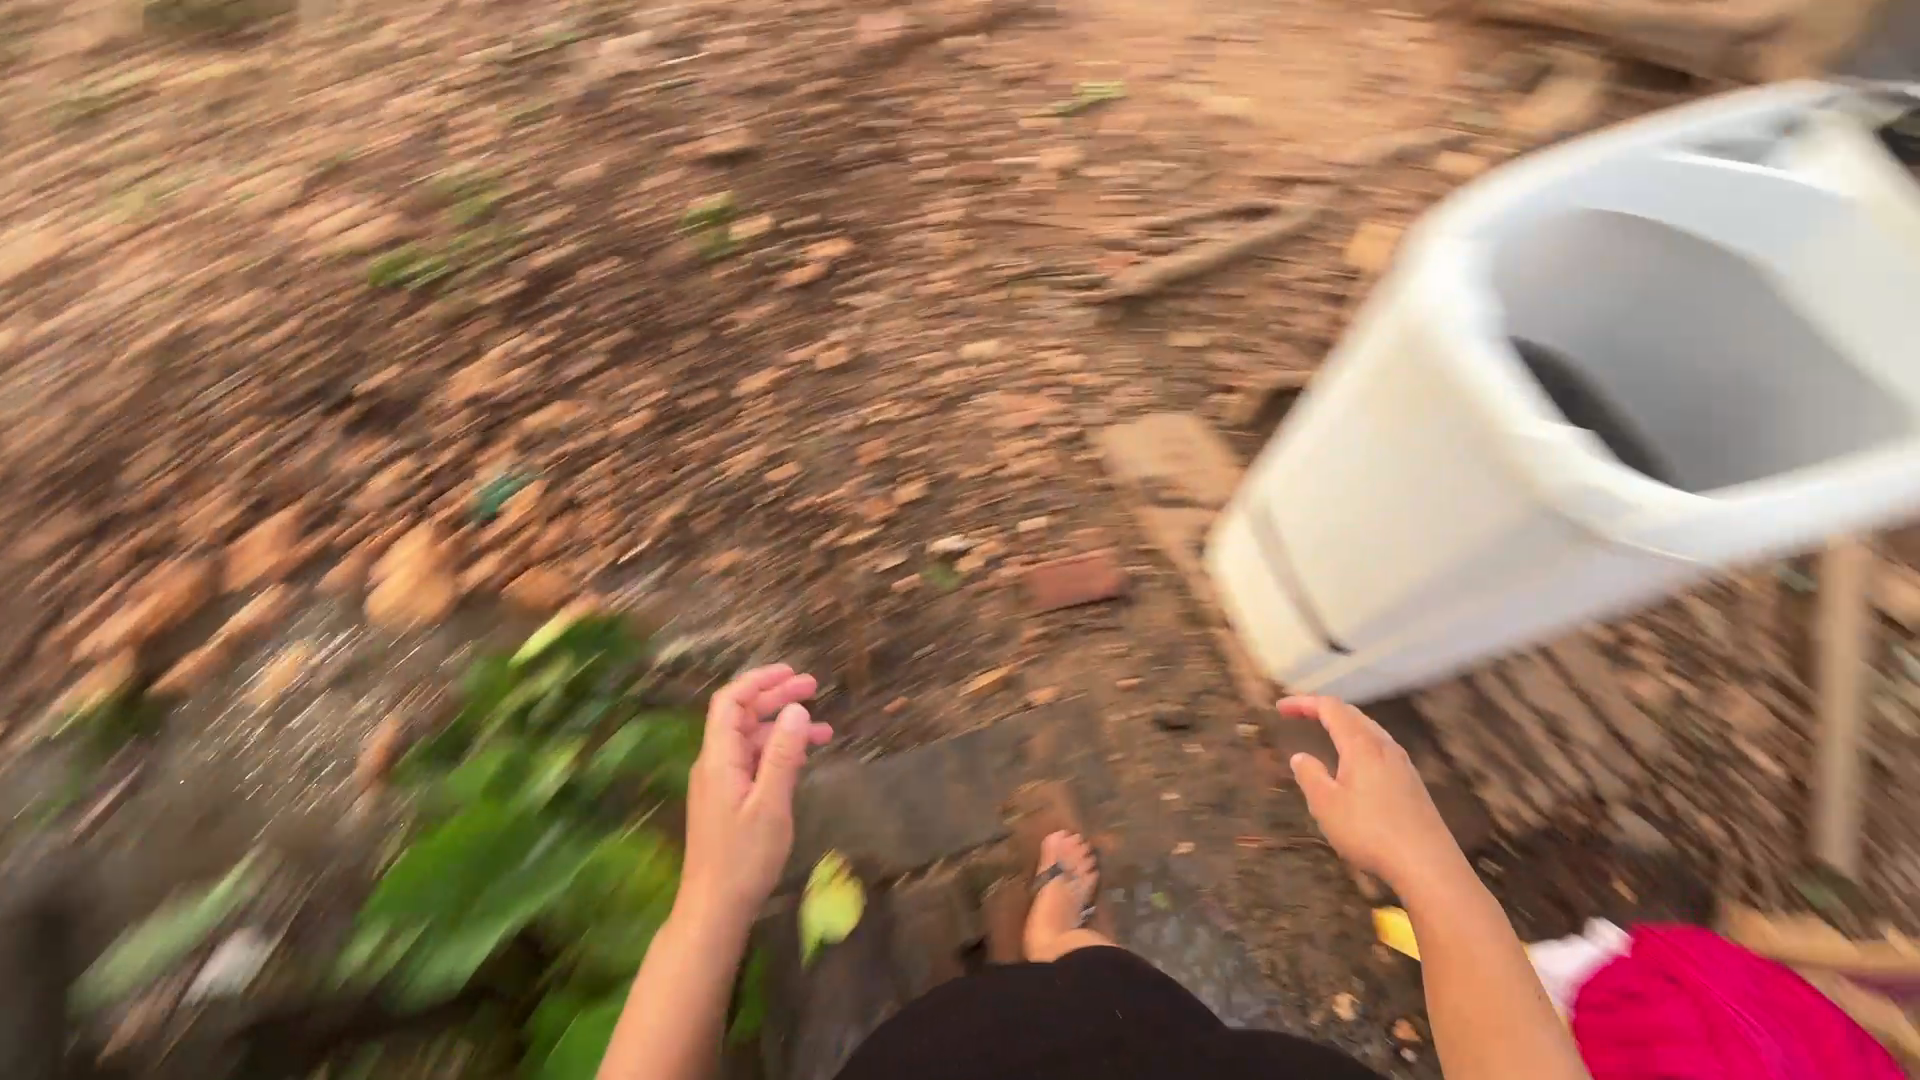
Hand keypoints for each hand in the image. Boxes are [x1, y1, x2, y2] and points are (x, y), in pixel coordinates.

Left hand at [679, 665, 831, 930]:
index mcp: (718, 759)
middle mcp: (715, 764)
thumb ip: (782, 754)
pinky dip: (779, 753)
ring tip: (825, 727)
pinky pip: (754, 762)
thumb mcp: (770, 804)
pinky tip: (804, 758)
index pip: (730, 702)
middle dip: (776, 698)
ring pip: (751, 740)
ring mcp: (721, 783)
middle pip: (742, 716)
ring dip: (783, 728)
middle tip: (814, 688)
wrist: (714, 909)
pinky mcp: (729, 801)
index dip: (759, 681)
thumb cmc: (743, 858)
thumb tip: (796, 710)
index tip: (793, 673)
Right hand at [1283, 696, 1463, 893]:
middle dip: (1324, 709)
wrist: (1429, 866)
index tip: (1281, 707)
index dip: (1303, 703)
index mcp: (1361, 745)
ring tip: (1325, 731)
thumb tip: (1301, 757)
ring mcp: (1403, 765)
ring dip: (1344, 724)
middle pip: (1353, 714)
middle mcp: (1385, 747)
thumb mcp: (1325, 805)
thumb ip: (1309, 775)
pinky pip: (1380, 748)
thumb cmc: (1370, 831)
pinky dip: (1359, 741)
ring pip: (1370, 730)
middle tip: (1300, 714)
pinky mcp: (1413, 783)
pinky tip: (1356, 762)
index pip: (1330, 708)